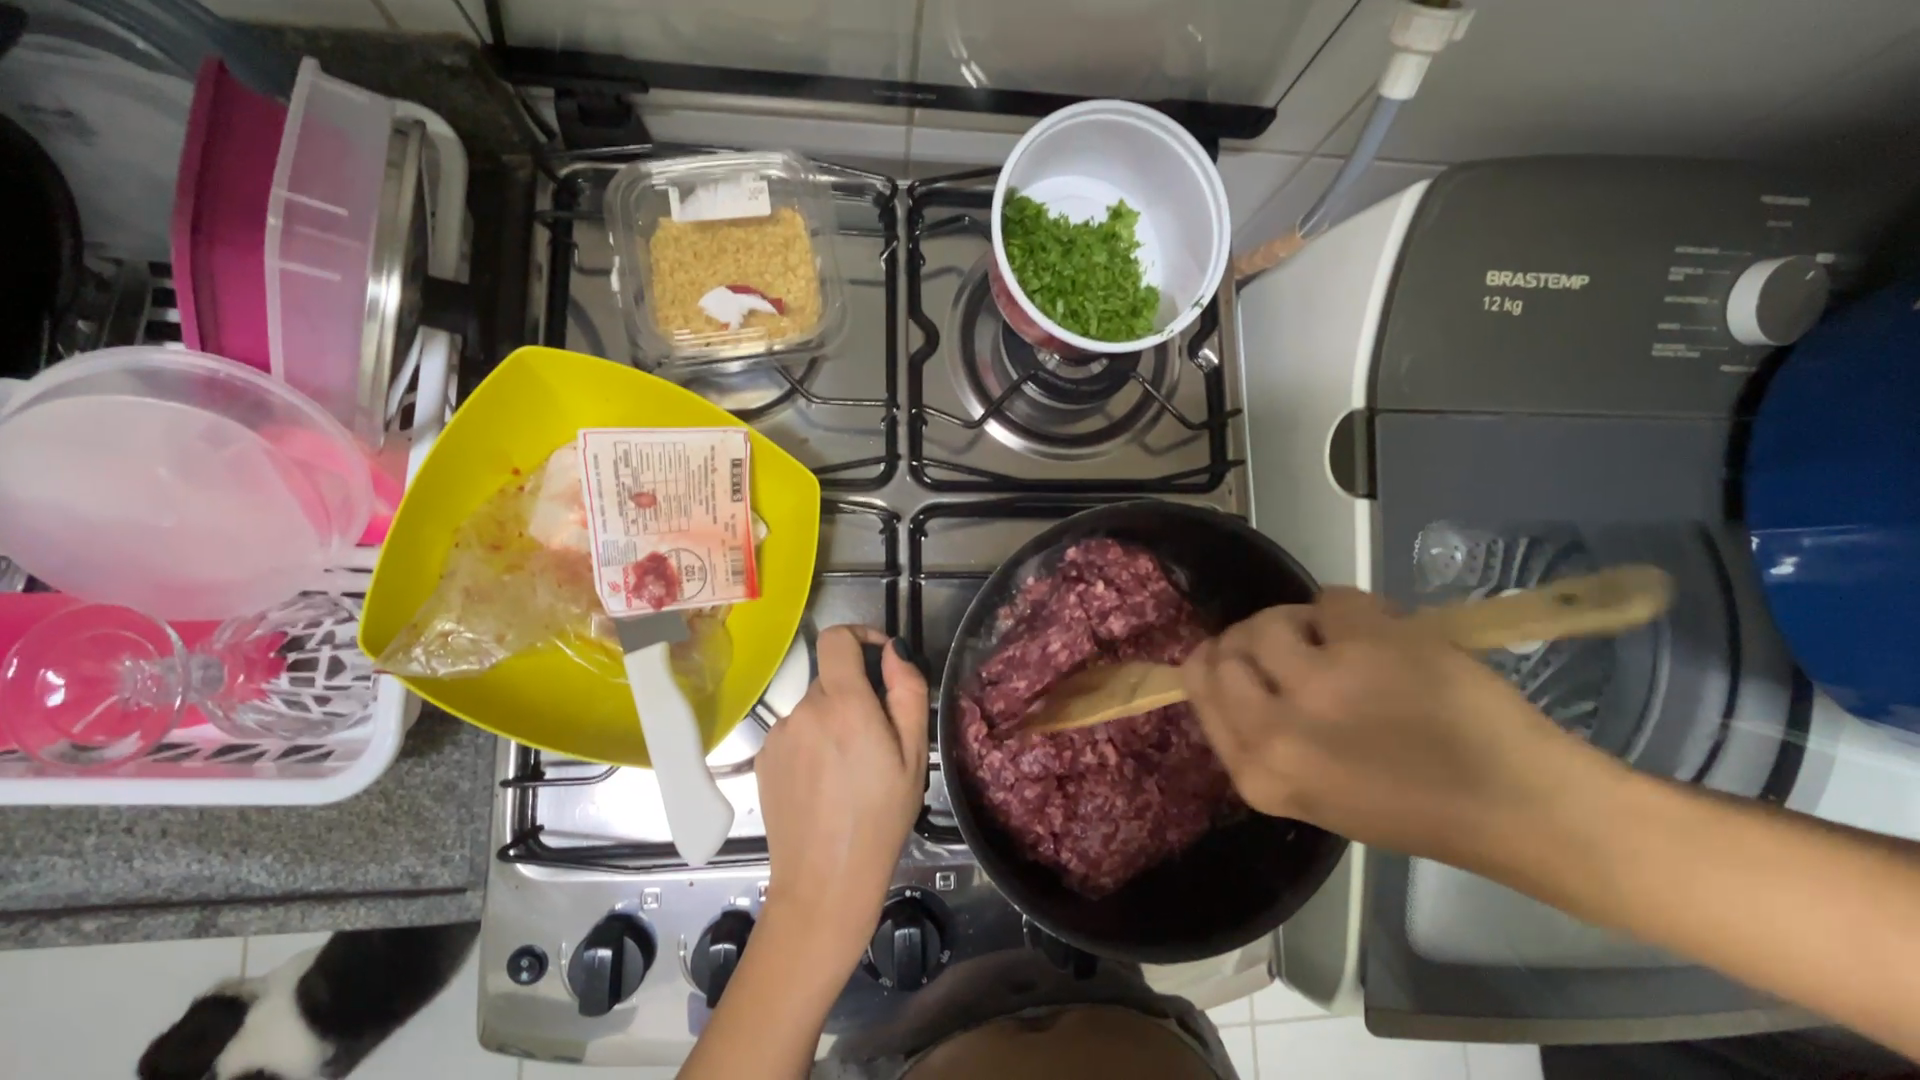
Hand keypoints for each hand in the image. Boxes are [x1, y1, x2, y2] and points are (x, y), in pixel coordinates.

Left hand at [755, 625, 927, 967]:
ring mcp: (777, 736)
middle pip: (830, 679)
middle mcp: (802, 711)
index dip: (860, 636)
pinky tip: (824, 785)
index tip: (880, 658)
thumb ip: (907, 691)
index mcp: (843, 704)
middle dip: (855, 696)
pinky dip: (811, 744)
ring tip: (851, 772)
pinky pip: (794, 734)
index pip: (836, 638)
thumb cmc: (880, 818)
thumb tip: (894, 650)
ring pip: (812, 709)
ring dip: (833, 723)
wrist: (824, 881)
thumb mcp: (912, 754)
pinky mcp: (762, 759)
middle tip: (878, 741)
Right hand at [1182, 587, 1607, 862]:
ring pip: (1271, 621)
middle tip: (1295, 649)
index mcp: (1258, 773)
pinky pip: (1330, 598)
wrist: (1513, 802)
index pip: (1200, 685)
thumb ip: (1260, 737)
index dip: (1216, 661)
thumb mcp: (1309, 793)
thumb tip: (1231, 670)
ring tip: (1342, 645)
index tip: (1238, 657)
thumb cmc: (1412, 809)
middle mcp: (1275, 728)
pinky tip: (1381, 639)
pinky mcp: (1370, 642)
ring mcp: (1322, 680)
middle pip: (1226, 647)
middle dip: (1254, 640)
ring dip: (1301, 623)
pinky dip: (1350, 611)